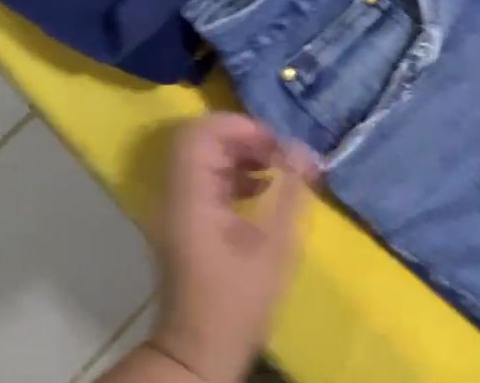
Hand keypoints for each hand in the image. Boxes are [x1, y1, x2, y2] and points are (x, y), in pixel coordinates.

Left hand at [149, 114, 317, 382]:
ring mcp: (177, 208)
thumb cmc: (237, 304)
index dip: (239, 126)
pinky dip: (234, 173)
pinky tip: (262, 189)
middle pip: (202, 139)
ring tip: (277, 170)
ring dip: (241, 154)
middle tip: (280, 154)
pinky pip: (205, 178)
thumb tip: (304, 149)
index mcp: (190, 199)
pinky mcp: (185, 221)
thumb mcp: (275, 247)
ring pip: (204, 156)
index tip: (275, 144)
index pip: (201, 133)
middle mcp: (175, 196)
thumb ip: (291, 192)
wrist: (197, 354)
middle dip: (244, 137)